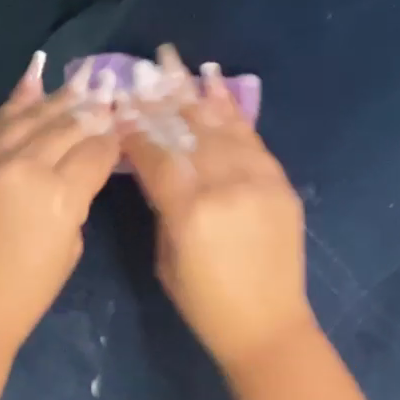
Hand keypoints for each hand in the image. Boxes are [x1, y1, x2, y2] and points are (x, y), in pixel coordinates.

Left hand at [0, 53, 120, 339]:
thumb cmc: (31, 289)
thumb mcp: (71, 247)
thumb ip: (77, 201)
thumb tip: (78, 171)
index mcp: (60, 195)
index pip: (97, 151)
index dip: (114, 139)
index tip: (125, 130)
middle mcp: (26, 165)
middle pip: (67, 124)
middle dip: (92, 111)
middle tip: (109, 96)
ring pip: (32, 115)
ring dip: (59, 99)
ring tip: (80, 84)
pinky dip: (18, 102)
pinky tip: (35, 81)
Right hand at [120, 46, 316, 367]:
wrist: (268, 327)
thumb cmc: (207, 308)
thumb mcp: (167, 263)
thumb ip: (163, 212)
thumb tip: (156, 174)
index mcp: (190, 213)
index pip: (156, 157)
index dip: (135, 132)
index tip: (118, 114)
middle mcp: (225, 187)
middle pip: (188, 132)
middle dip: (161, 105)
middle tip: (142, 82)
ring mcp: (259, 182)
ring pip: (221, 127)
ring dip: (194, 99)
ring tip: (173, 72)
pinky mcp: (281, 185)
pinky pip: (253, 139)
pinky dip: (232, 114)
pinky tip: (213, 91)